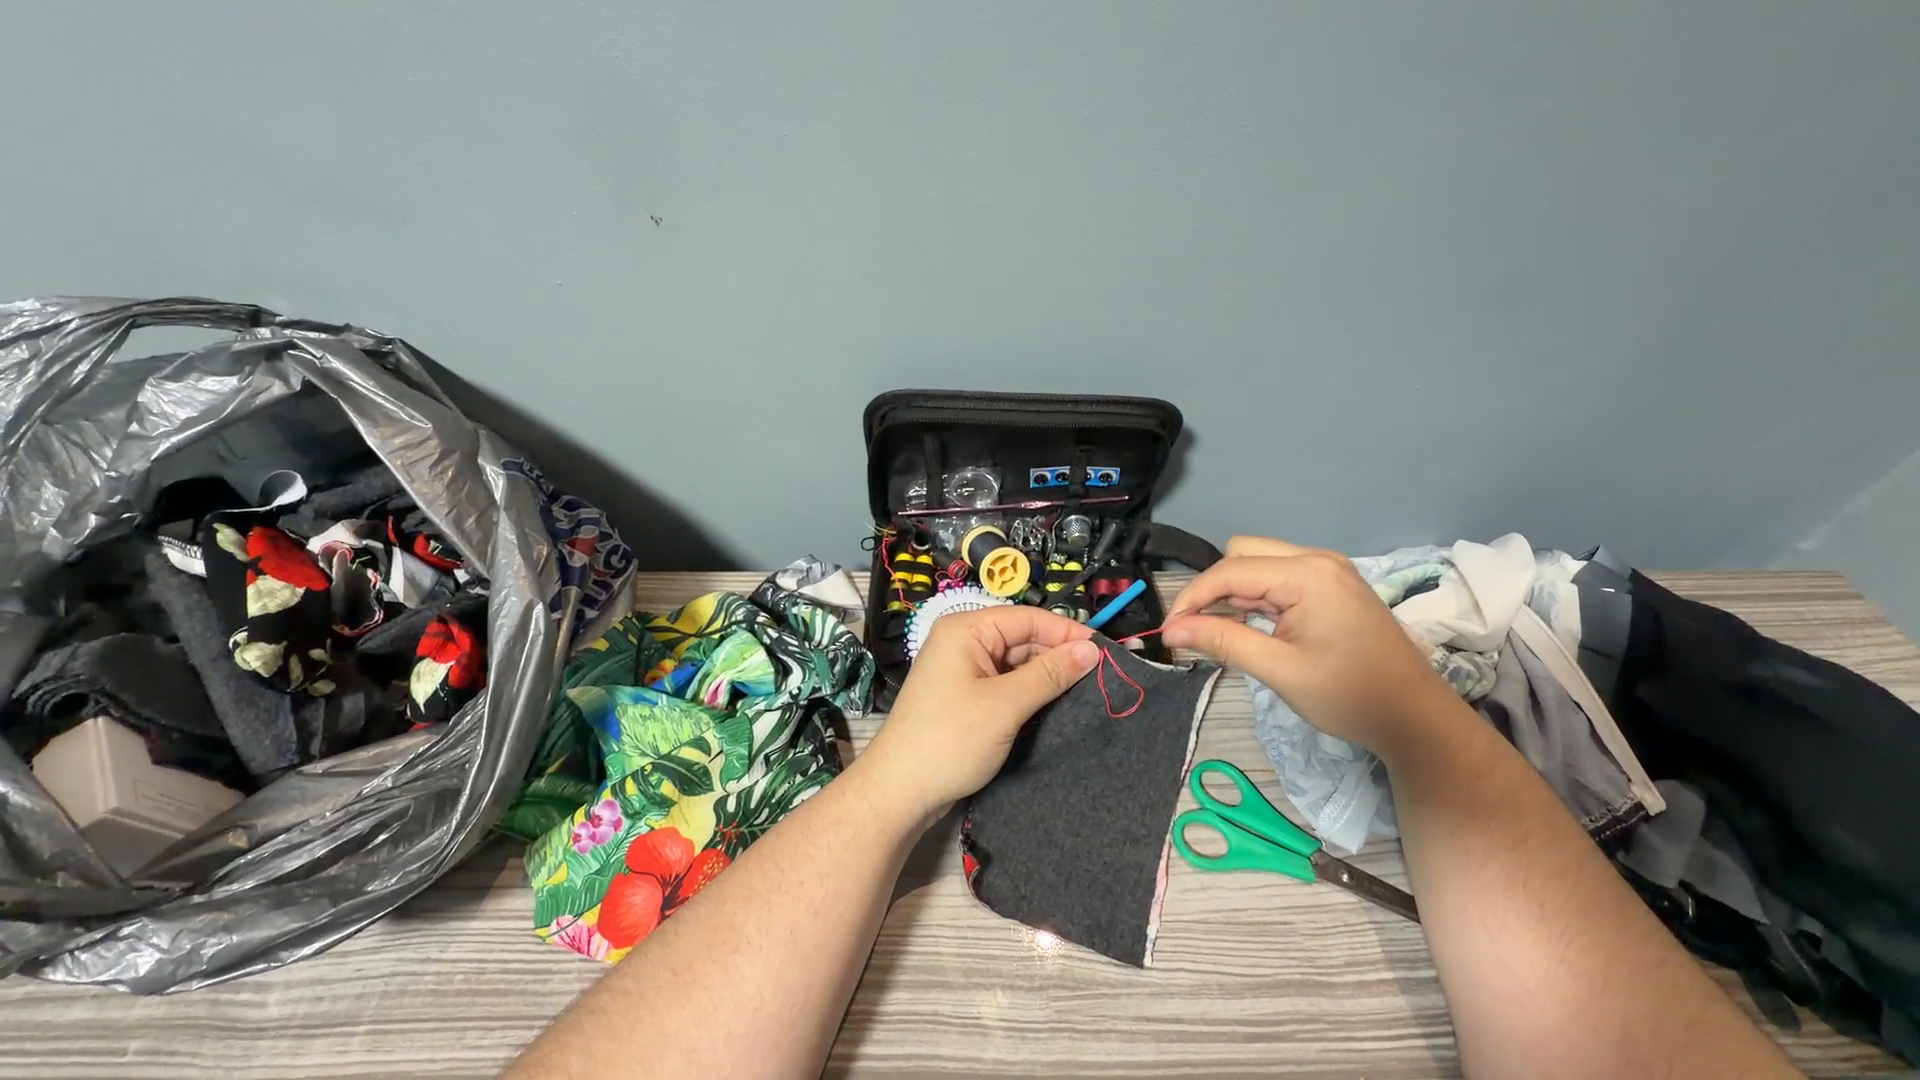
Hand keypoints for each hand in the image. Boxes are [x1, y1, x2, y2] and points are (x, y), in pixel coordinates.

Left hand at [851, 606, 1099, 827]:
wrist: (900, 791)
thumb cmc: (950, 740)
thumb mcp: (1005, 705)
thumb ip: (1049, 674)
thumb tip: (1091, 649)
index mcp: (966, 630)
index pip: (1028, 618)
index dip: (1067, 632)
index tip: (1106, 652)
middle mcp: (964, 643)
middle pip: (1023, 639)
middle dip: (1059, 656)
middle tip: (1102, 677)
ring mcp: (964, 672)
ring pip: (1018, 664)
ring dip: (1047, 677)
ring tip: (1087, 693)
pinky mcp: (967, 699)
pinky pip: (1007, 685)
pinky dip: (1031, 694)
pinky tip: (1057, 707)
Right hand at [1161, 536, 1455, 751]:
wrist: (1415, 717)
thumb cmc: (1349, 696)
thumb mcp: (1279, 671)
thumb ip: (1223, 641)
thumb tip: (1172, 630)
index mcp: (1308, 574)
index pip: (1230, 571)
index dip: (1192, 599)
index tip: (1169, 632)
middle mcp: (1317, 560)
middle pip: (1242, 555)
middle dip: (1213, 590)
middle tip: (1198, 632)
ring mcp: (1328, 571)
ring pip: (1258, 565)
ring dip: (1233, 595)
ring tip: (1221, 636)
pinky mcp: (1331, 586)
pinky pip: (1278, 579)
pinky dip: (1256, 600)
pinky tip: (1250, 629)